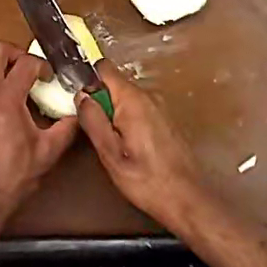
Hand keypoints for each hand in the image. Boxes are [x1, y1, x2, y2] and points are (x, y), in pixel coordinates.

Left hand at [0, 40, 79, 228]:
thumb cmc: (8, 179)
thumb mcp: (46, 154)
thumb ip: (66, 129)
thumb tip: (77, 115)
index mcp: (5, 99)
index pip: (25, 63)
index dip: (42, 65)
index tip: (51, 77)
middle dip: (16, 51)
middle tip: (31, 68)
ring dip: (5, 72)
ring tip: (24, 91)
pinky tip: (12, 113)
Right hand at [78, 62, 217, 233]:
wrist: (187, 198)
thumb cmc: (145, 178)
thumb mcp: (110, 153)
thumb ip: (93, 119)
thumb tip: (80, 95)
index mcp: (132, 99)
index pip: (105, 68)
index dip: (88, 78)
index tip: (79, 100)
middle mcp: (148, 95)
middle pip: (115, 85)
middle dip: (101, 102)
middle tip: (96, 133)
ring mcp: (160, 107)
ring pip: (127, 100)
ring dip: (115, 115)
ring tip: (113, 145)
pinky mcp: (166, 120)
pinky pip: (140, 110)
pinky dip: (129, 122)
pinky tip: (131, 148)